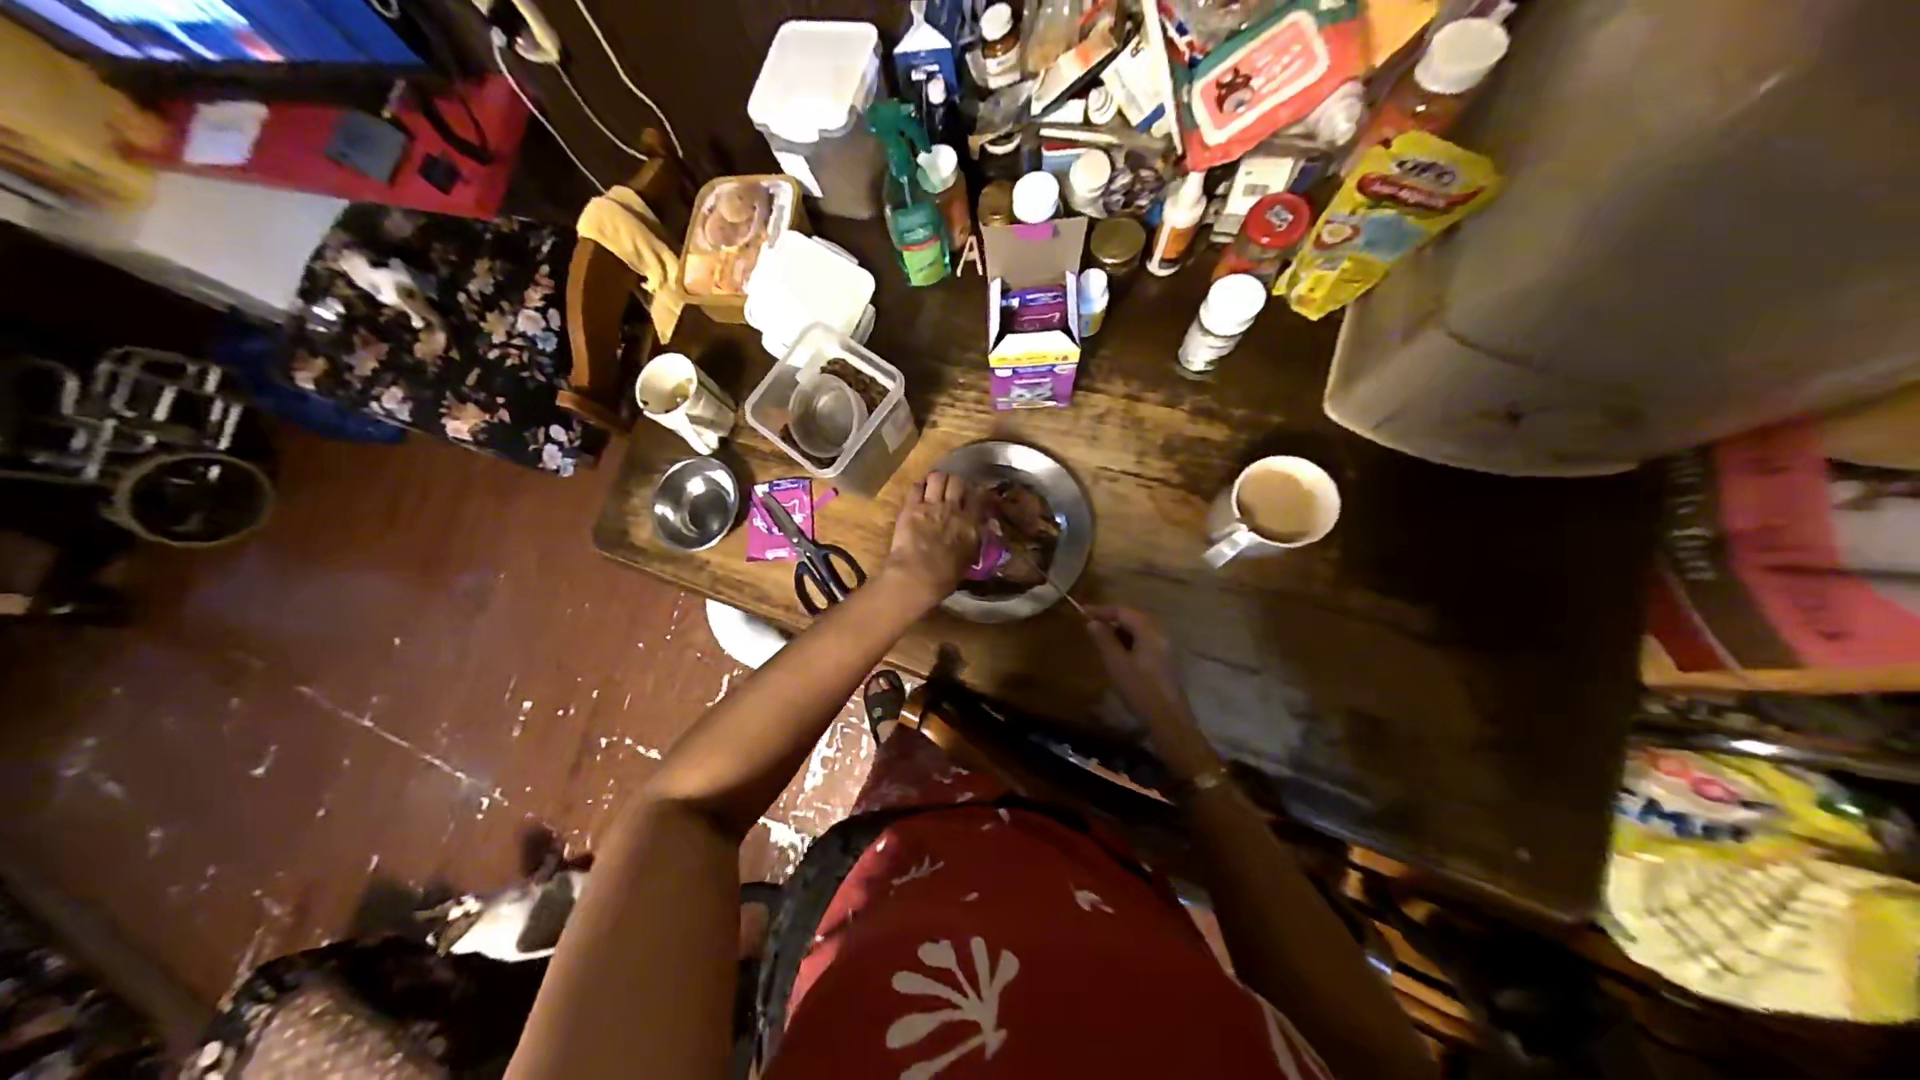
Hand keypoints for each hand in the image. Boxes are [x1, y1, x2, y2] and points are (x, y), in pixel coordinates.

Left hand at [882, 472, 982, 608]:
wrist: (918, 575)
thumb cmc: (945, 576)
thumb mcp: (969, 557)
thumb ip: (974, 538)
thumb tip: (978, 528)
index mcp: (971, 523)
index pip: (979, 497)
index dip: (976, 492)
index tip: (973, 495)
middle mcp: (953, 509)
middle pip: (957, 481)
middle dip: (954, 483)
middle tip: (950, 489)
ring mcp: (931, 505)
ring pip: (938, 477)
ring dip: (936, 480)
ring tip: (933, 486)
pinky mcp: (911, 507)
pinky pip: (916, 487)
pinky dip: (918, 488)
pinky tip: (917, 493)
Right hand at [1083, 605, 1194, 730]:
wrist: (1168, 719)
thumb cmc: (1140, 689)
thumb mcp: (1116, 663)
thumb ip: (1104, 640)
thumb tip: (1092, 622)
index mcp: (1150, 632)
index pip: (1124, 611)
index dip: (1102, 610)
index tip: (1083, 612)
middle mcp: (1161, 634)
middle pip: (1135, 616)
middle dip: (1113, 617)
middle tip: (1092, 622)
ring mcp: (1166, 647)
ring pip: (1141, 628)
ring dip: (1121, 628)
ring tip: (1103, 636)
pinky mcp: (1166, 659)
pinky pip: (1146, 639)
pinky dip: (1130, 639)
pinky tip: (1120, 651)